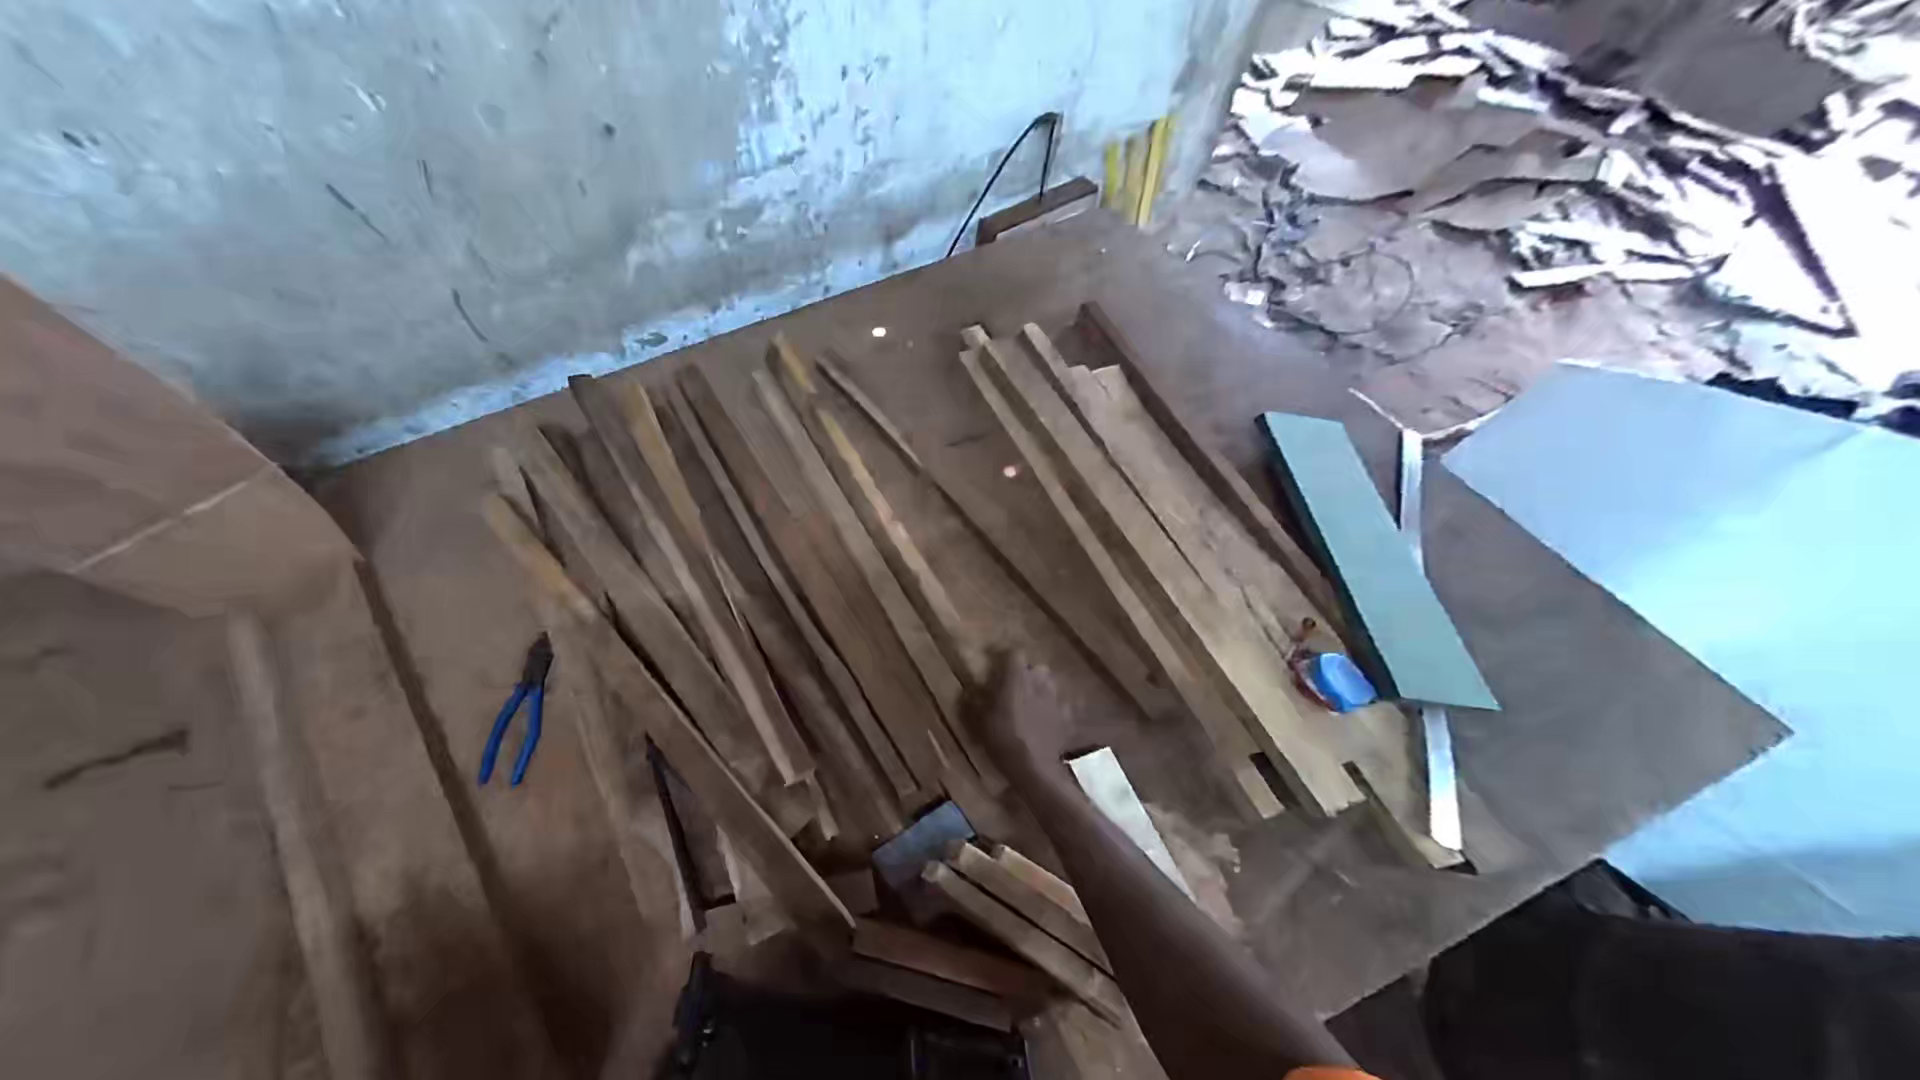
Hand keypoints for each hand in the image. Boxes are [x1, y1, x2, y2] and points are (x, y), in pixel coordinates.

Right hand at [970, 650, 1074, 780]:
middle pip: (1035, 667)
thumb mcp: (980, 720)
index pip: (1013, 653)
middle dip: (1025, 675)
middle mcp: (1039, 681)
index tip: (995, 665)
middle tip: (1013, 688)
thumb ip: (975, 700)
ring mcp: (1056, 698)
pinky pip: (1059, 705)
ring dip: (1040, 689)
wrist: (1035, 767)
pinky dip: (1052, 709)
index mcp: (1017, 677)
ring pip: (1049, 684)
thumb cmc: (1003, 739)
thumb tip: (970, 689)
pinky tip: (1046, 720)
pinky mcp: (1067, 716)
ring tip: (1030, 704)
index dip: (1004, 657)